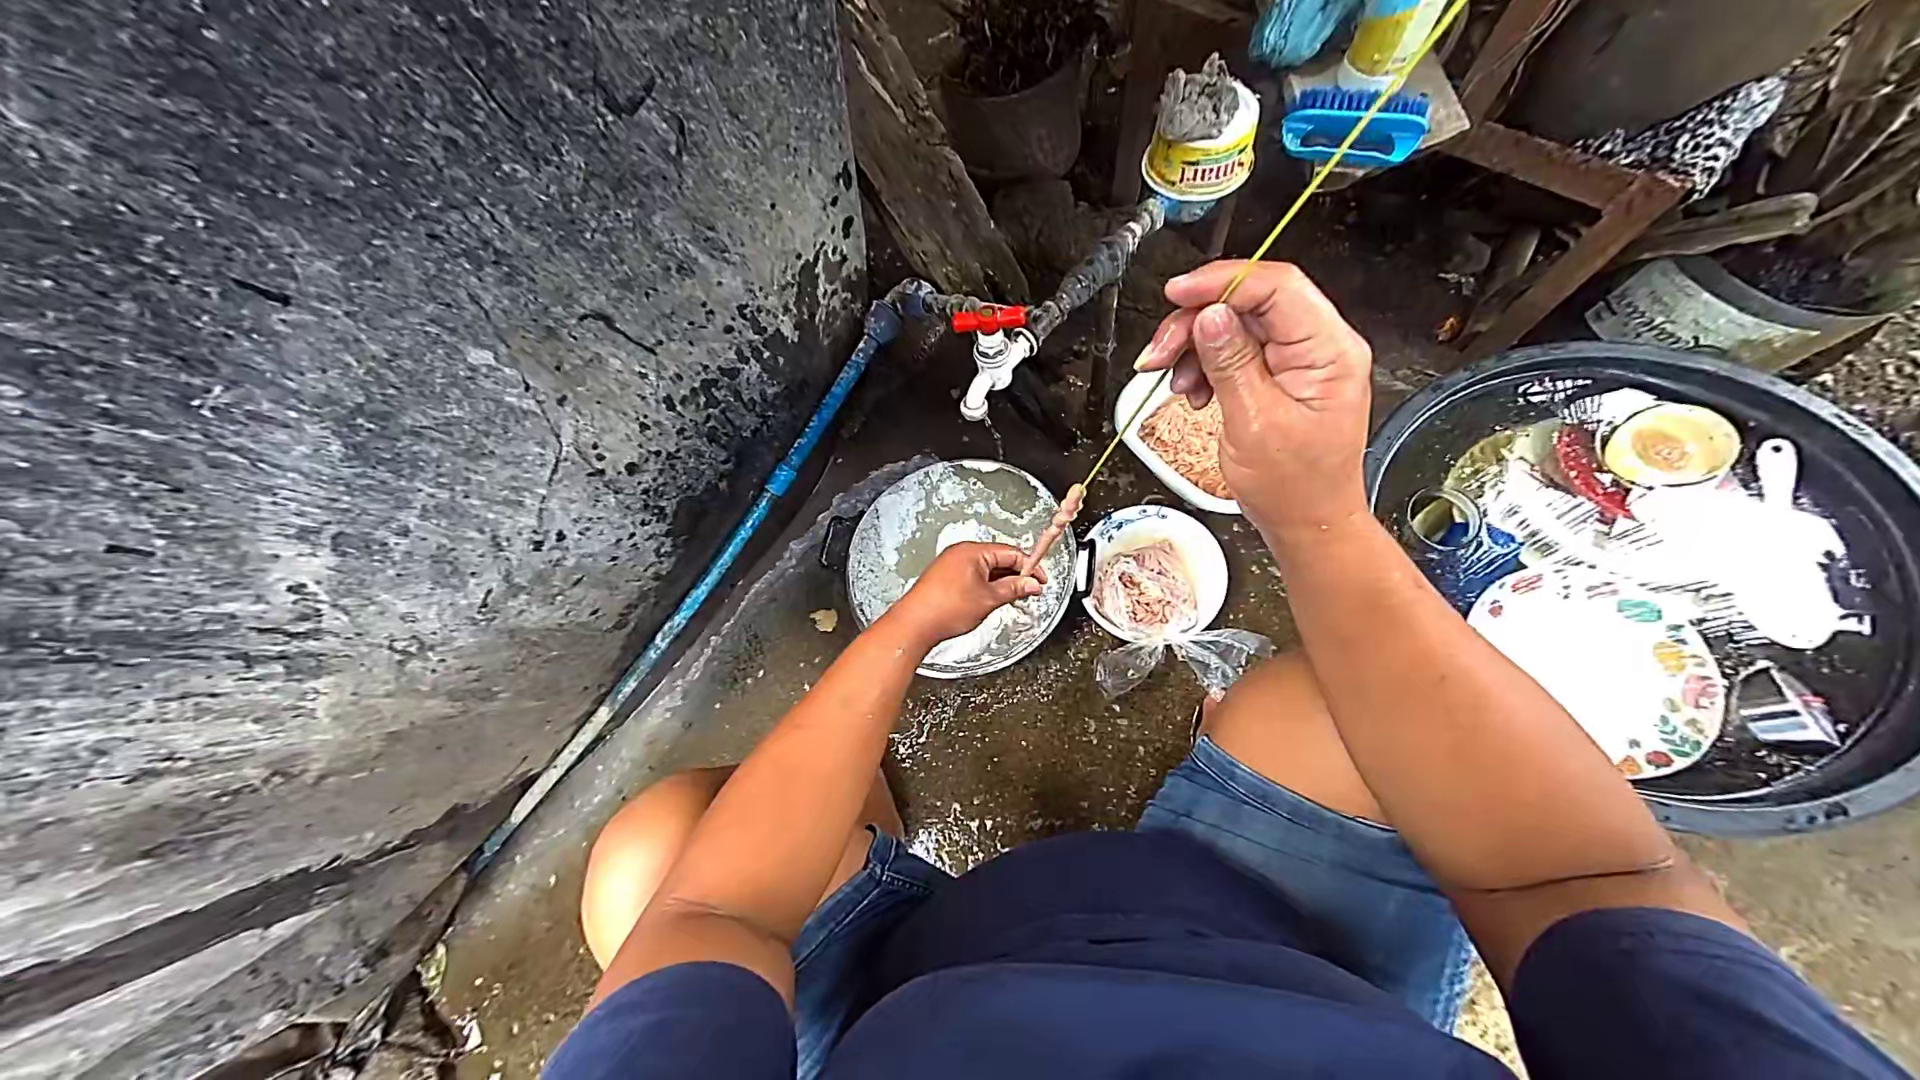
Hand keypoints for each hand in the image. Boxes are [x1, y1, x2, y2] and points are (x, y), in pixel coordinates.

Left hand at [884, 542, 1046, 649]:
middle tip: (1030, 590)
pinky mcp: (946, 576)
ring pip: (986, 568)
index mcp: (973, 551)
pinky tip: (993, 598)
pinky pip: (974, 574)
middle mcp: (961, 553)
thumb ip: (1014, 589)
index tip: (1040, 579)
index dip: (1030, 566)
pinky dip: (987, 585)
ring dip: (1002, 581)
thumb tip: (1030, 583)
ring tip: (1013, 597)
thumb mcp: (989, 599)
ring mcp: (952, 563)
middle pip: (999, 558)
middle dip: (1017, 574)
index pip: (1011, 552)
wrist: (914, 624)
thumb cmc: (944, 609)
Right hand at [1134, 261, 1372, 535]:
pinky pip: (1234, 351)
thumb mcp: (1253, 424)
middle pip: (1249, 303)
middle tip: (1160, 353)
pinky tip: (1193, 390)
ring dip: (1194, 347)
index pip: (1275, 287)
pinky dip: (1204, 365)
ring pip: (1235, 325)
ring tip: (1175, 381)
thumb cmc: (1294, 486)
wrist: (1306, 519)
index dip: (1221, 282)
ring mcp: (1297, 360)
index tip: (1177, 294)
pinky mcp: (1278, 373)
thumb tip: (1210, 316)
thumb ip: (1231, 363)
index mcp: (1328, 351)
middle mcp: (1318, 346)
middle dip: (1196, 323)